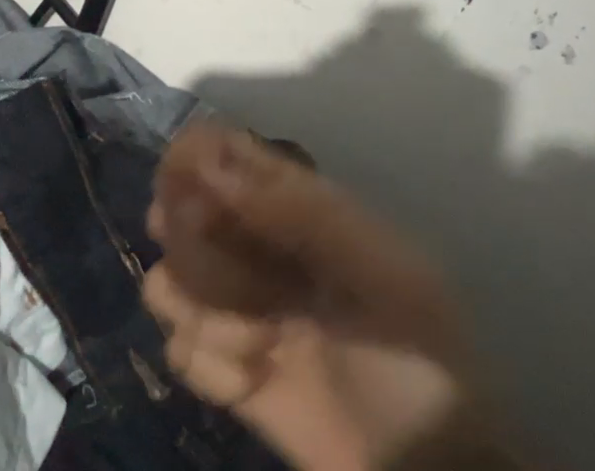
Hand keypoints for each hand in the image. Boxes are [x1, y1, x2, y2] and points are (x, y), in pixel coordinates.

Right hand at [144, 126, 497, 470]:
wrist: (430, 465)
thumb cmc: (419, 355)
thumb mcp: (385, 273)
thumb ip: (305, 214)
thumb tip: (211, 169)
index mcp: (292, 213)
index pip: (222, 155)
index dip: (192, 161)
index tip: (186, 188)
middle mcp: (251, 250)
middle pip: (174, 214)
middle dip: (183, 242)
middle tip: (214, 272)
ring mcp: (232, 309)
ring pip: (164, 284)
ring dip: (200, 313)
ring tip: (256, 343)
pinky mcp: (220, 367)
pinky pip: (177, 351)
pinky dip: (211, 368)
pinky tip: (252, 383)